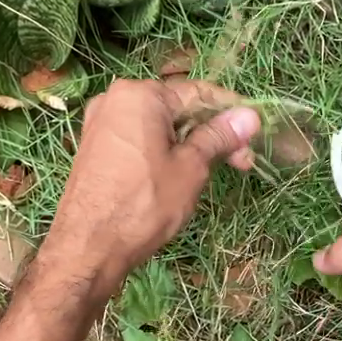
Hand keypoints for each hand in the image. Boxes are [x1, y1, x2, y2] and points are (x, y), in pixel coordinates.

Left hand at [38, 78, 259, 299]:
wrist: (88, 247)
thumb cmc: (144, 205)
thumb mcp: (190, 169)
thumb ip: (219, 137)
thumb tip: (249, 116)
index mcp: (141, 94)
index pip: (198, 93)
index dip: (230, 113)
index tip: (253, 136)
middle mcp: (115, 98)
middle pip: (176, 109)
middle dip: (210, 133)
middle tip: (240, 164)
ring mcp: (100, 123)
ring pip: (157, 127)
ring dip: (188, 145)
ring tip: (209, 174)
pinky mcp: (94, 149)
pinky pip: (138, 141)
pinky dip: (162, 153)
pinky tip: (176, 176)